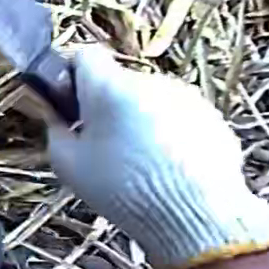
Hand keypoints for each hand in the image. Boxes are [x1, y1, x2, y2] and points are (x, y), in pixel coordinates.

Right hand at [46, 46, 268, 268]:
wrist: (195, 214)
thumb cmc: (119, 187)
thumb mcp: (66, 162)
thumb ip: (57, 127)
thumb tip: (59, 113)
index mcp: (109, 88)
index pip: (84, 54)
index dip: (68, 73)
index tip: (64, 101)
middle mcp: (150, 82)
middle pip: (115, 79)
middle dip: (101, 102)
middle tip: (94, 140)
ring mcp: (185, 97)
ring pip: (144, 98)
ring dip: (132, 116)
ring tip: (131, 158)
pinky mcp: (211, 116)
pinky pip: (172, 114)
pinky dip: (160, 130)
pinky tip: (160, 164)